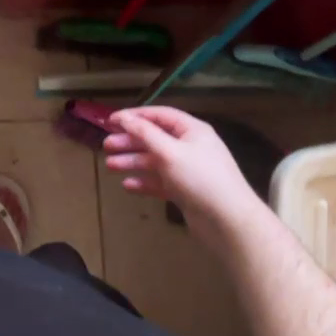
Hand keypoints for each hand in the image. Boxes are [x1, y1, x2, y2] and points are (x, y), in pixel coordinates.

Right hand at [104, 107, 272, 243]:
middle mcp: (190, 147)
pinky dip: (144, 182)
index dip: (134, 116)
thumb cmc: (200, 179)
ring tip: (111, 166)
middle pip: (155, 138)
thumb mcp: (170, 152)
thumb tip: (125, 118)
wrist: (228, 221)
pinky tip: (128, 185)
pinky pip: (160, 182)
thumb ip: (145, 133)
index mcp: (192, 131)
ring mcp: (188, 170)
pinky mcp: (185, 191)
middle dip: (130, 141)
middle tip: (107, 146)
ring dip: (133, 162)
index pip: (160, 115)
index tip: (110, 121)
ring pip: (155, 161)